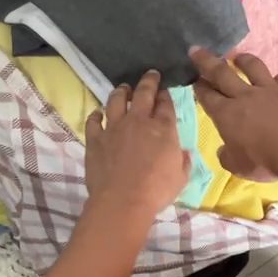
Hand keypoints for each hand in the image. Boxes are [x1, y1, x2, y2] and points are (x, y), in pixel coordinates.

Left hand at [84, 70, 189, 220]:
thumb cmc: (156, 191)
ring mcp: (114, 127)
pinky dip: (96, 115)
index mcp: (163, 128)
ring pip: (116, 100)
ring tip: (123, 88)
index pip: (166, 104)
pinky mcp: (95, 138)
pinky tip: (97, 113)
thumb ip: (183, 161)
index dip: (166, 96)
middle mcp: (138, 121)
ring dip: (121, 91)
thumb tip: (184, 153)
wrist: (122, 201)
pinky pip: (93, 120)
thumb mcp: (181, 178)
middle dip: (149, 81)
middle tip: (151, 75)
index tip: (165, 93)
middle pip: (144, 93)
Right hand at [190, 47, 277, 181]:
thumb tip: (225, 150)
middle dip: (206, 61)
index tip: (193, 79)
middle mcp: (245, 96)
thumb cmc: (263, 161)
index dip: (199, 87)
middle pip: (222, 73)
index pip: (207, 97)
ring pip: (253, 67)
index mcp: (226, 114)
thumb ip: (227, 156)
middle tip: (196, 50)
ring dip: (243, 60)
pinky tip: (277, 81)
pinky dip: (277, 79)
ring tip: (237, 57)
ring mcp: (270, 90)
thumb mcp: (236, 166)